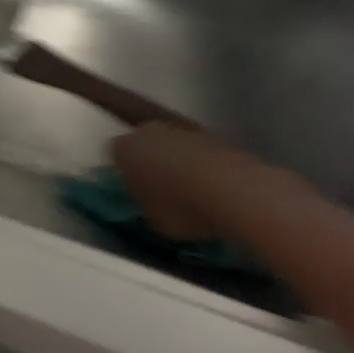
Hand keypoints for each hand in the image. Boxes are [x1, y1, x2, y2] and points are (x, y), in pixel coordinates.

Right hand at [108, 121, 240, 241]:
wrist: (238, 192)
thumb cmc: (182, 207)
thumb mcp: (154, 220)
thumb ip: (145, 209)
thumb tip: (150, 208)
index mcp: (122, 148)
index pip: (115, 157)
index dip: (126, 174)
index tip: (139, 192)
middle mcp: (147, 132)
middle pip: (146, 145)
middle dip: (154, 163)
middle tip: (167, 190)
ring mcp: (185, 132)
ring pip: (178, 148)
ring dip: (185, 165)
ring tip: (201, 194)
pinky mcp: (221, 139)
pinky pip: (208, 155)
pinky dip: (212, 170)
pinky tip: (224, 192)